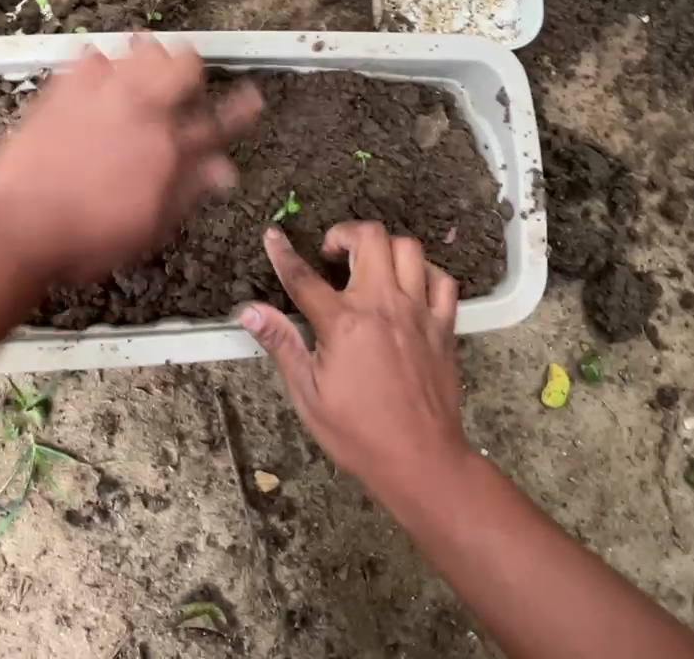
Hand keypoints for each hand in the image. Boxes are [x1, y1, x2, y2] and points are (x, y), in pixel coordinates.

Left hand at [0, 38, 261, 285]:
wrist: (19, 229)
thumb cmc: (88, 239)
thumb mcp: (150, 226)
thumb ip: (189, 191)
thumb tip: (224, 170)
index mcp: (169, 150)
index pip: (219, 122)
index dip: (242, 108)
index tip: (252, 97)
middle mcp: (140, 112)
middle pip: (182, 63)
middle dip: (190, 67)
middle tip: (184, 81)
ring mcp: (100, 95)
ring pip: (140, 48)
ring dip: (148, 55)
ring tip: (143, 68)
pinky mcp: (63, 89)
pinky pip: (89, 54)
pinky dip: (100, 61)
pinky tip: (97, 74)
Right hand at [240, 223, 470, 493]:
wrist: (421, 460)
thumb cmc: (358, 432)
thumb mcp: (308, 393)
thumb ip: (282, 344)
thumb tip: (250, 311)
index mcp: (344, 322)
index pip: (303, 276)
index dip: (283, 252)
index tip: (273, 236)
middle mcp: (383, 305)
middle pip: (370, 238)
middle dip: (345, 233)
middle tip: (331, 253)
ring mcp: (418, 312)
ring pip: (408, 248)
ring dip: (384, 247)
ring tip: (368, 264)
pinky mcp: (443, 326)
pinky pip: (441, 280)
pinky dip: (425, 272)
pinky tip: (409, 286)